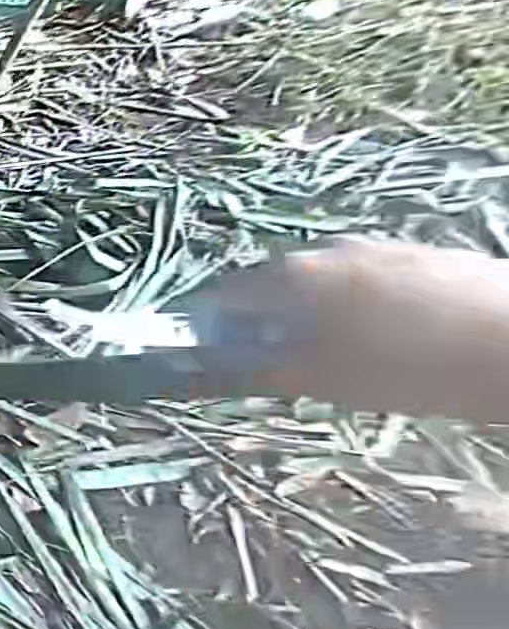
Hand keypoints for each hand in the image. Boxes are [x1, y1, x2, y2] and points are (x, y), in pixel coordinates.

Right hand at [212, 238, 508, 420]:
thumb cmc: (409, 367)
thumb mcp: (312, 380)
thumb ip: (242, 370)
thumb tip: (193, 370)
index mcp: (286, 276)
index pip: (219, 296)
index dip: (215, 327)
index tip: (232, 355)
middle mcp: (327, 251)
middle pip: (272, 285)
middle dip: (270, 317)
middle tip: (293, 356)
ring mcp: (385, 248)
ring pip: (326, 281)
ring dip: (320, 310)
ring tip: (352, 348)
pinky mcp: (435, 255)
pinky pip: (375, 278)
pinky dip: (369, 303)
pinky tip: (402, 336)